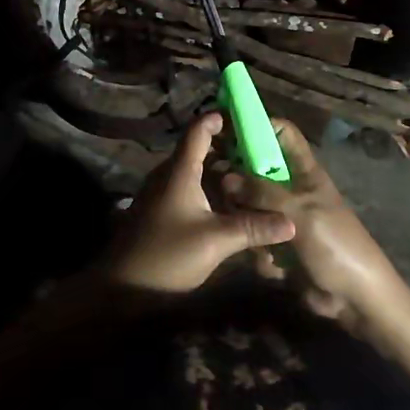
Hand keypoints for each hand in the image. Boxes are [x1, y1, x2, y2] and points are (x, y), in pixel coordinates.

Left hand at [104, 112, 294, 292]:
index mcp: (179, 171)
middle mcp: (168, 176)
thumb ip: (254, 228)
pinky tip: (231, 205)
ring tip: (253, 176)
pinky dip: (210, 190)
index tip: (247, 118)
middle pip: (200, 150)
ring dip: (222, 171)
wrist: (118, 291)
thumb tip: (292, 222)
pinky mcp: (161, 214)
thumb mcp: (216, 241)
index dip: (221, 119)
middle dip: (230, 148)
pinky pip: (189, 190)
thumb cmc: (166, 256)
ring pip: (196, 172)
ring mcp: (162, 195)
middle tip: (262, 152)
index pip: (199, 130)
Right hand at [225, 119, 405, 319]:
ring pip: (250, 213)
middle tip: (229, 201)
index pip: (282, 134)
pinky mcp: (280, 249)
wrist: (356, 297)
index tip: (226, 132)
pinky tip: (279, 270)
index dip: (258, 128)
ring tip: (268, 249)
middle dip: (242, 191)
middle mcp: (292, 191)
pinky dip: (264, 257)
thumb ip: (263, 193)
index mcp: (305, 172)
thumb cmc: (336, 245)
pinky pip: (257, 243)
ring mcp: (285, 221)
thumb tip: (227, 176)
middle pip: (255, 174)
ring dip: (254, 232)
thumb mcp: (301, 213)